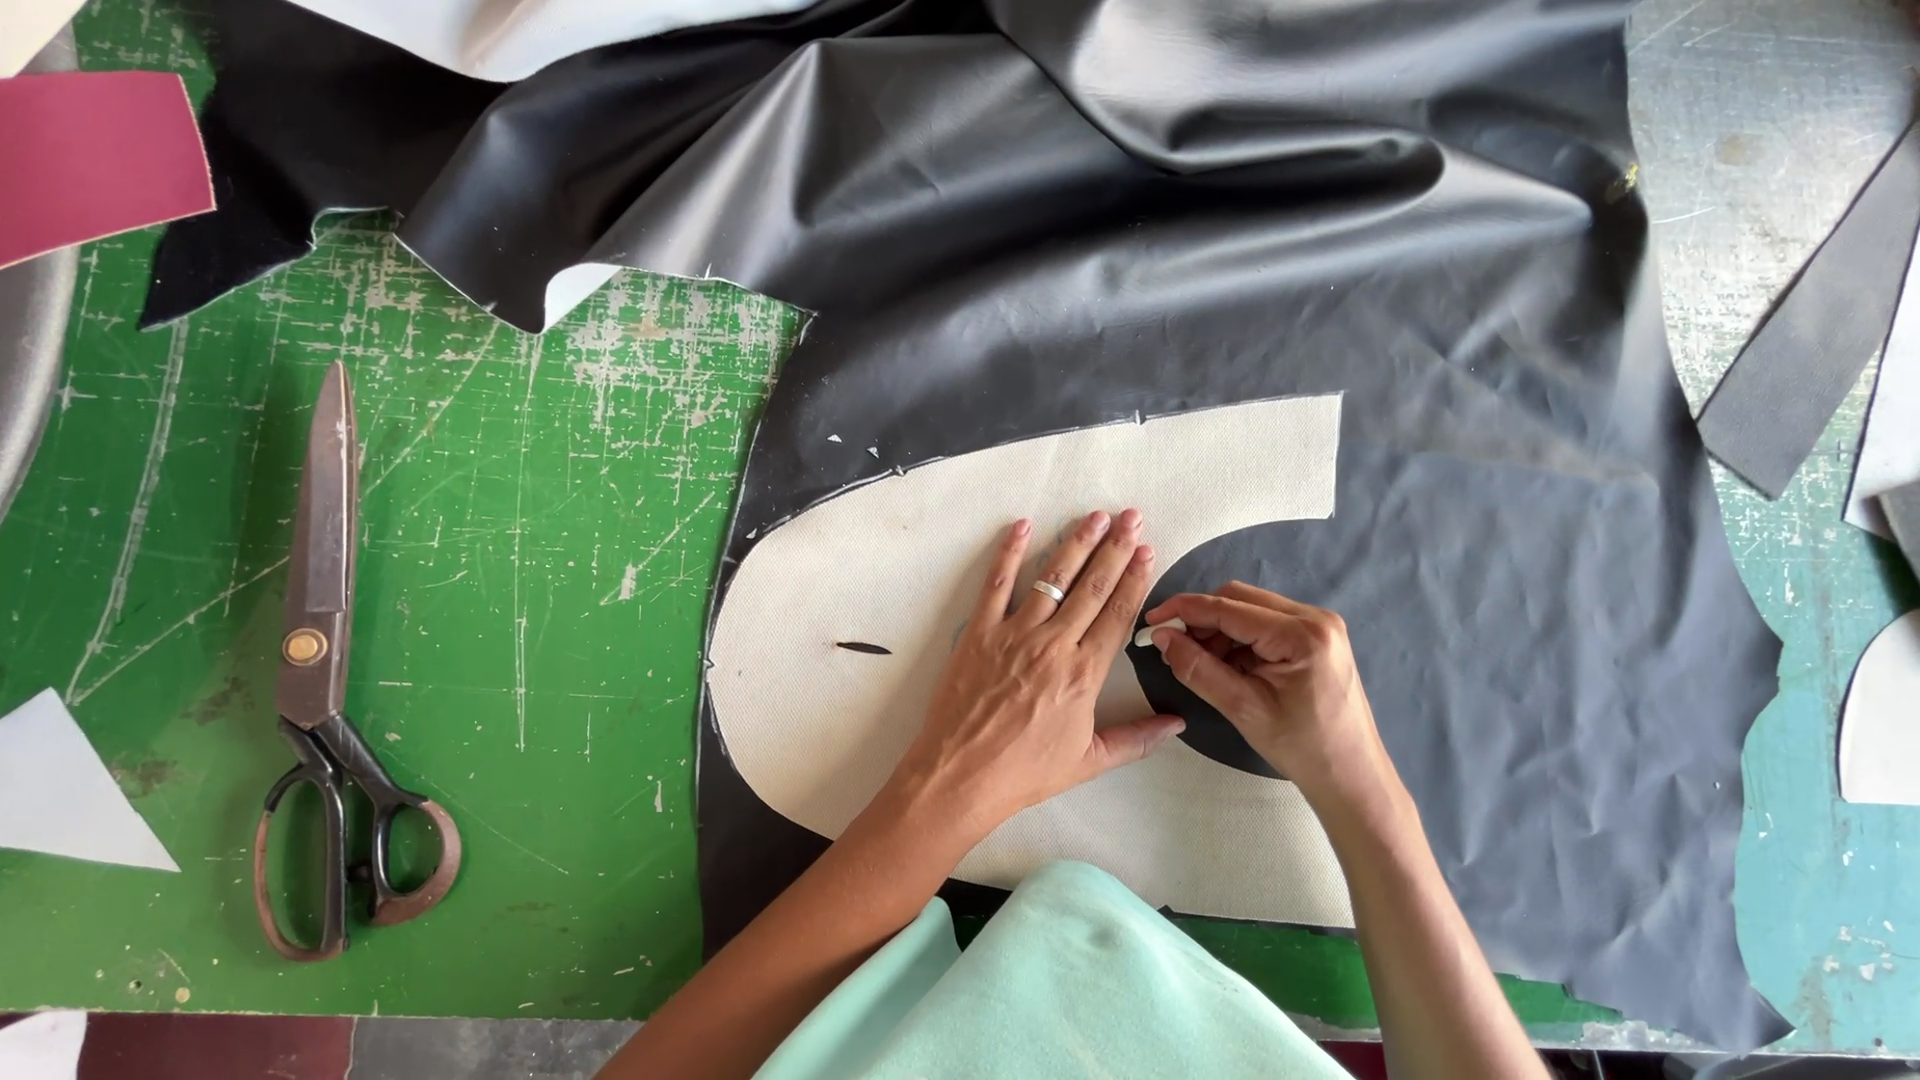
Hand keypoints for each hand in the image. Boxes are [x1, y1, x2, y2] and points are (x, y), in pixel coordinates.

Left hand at [881, 510, 1186, 841]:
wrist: (961, 775)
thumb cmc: (1026, 772)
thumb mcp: (1089, 761)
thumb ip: (1137, 739)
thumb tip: (1178, 724)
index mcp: (1084, 673)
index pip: (1118, 614)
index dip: (1135, 578)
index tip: (1148, 550)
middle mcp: (1053, 644)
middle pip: (1092, 587)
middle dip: (1115, 548)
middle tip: (1131, 516)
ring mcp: (1014, 634)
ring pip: (1051, 578)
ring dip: (1075, 543)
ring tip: (1094, 516)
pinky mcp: (979, 633)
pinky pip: (996, 584)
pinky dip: (1008, 553)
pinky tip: (1022, 526)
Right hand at [1144, 583, 1396, 812]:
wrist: (1350, 776)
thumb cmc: (1302, 747)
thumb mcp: (1242, 708)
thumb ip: (1198, 668)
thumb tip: (1162, 637)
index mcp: (1302, 634)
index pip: (1229, 607)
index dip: (1184, 610)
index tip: (1151, 621)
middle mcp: (1315, 618)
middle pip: (1239, 598)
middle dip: (1201, 618)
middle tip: (1172, 645)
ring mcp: (1319, 625)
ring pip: (1250, 608)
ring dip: (1218, 629)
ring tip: (1199, 661)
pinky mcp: (1316, 637)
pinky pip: (1264, 623)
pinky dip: (1238, 637)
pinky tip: (1225, 664)